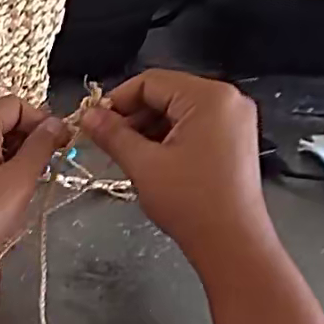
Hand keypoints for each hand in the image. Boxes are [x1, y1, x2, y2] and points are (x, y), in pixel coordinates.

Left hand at [0, 96, 71, 295]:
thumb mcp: (20, 178)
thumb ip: (41, 146)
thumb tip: (56, 123)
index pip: (15, 104)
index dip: (41, 118)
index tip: (60, 142)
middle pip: (4, 120)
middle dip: (31, 136)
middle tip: (51, 163)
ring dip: (20, 154)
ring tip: (35, 180)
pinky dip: (4, 169)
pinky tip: (14, 192)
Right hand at [80, 70, 275, 269]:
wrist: (231, 242)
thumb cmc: (190, 202)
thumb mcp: (143, 165)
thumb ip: (113, 135)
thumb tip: (88, 115)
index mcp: (208, 97)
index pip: (151, 81)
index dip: (116, 100)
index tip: (93, 123)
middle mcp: (227, 100)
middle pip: (166, 94)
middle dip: (133, 117)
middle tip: (107, 143)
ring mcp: (234, 121)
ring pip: (178, 112)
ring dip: (148, 130)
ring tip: (127, 156)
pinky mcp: (234, 141)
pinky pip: (193, 127)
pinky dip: (168, 139)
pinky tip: (151, 162)